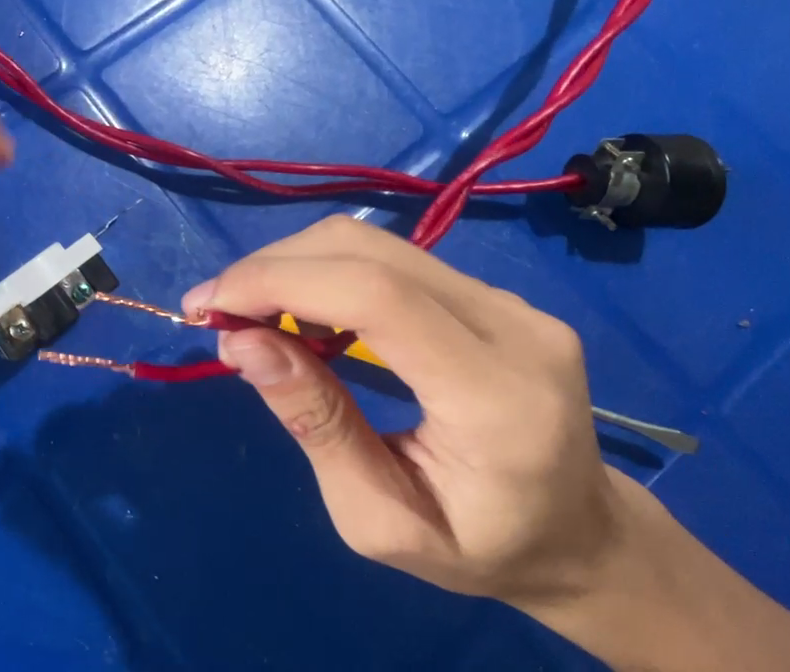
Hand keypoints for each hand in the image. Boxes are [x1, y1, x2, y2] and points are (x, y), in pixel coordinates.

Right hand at [187, 216, 628, 608]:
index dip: (277, 282)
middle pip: (366, 252)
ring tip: (250, 314)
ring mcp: (511, 303)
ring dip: (291, 265)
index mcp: (496, 398)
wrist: (582, 539)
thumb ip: (315, 425)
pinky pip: (389, 257)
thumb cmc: (478, 547)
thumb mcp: (378, 521)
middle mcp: (514, 329)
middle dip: (271, 268)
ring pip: (371, 242)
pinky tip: (301, 313)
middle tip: (215, 313)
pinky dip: (323, 273)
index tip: (207, 308)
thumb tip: (240, 340)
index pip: (376, 296)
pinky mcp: (494, 294)